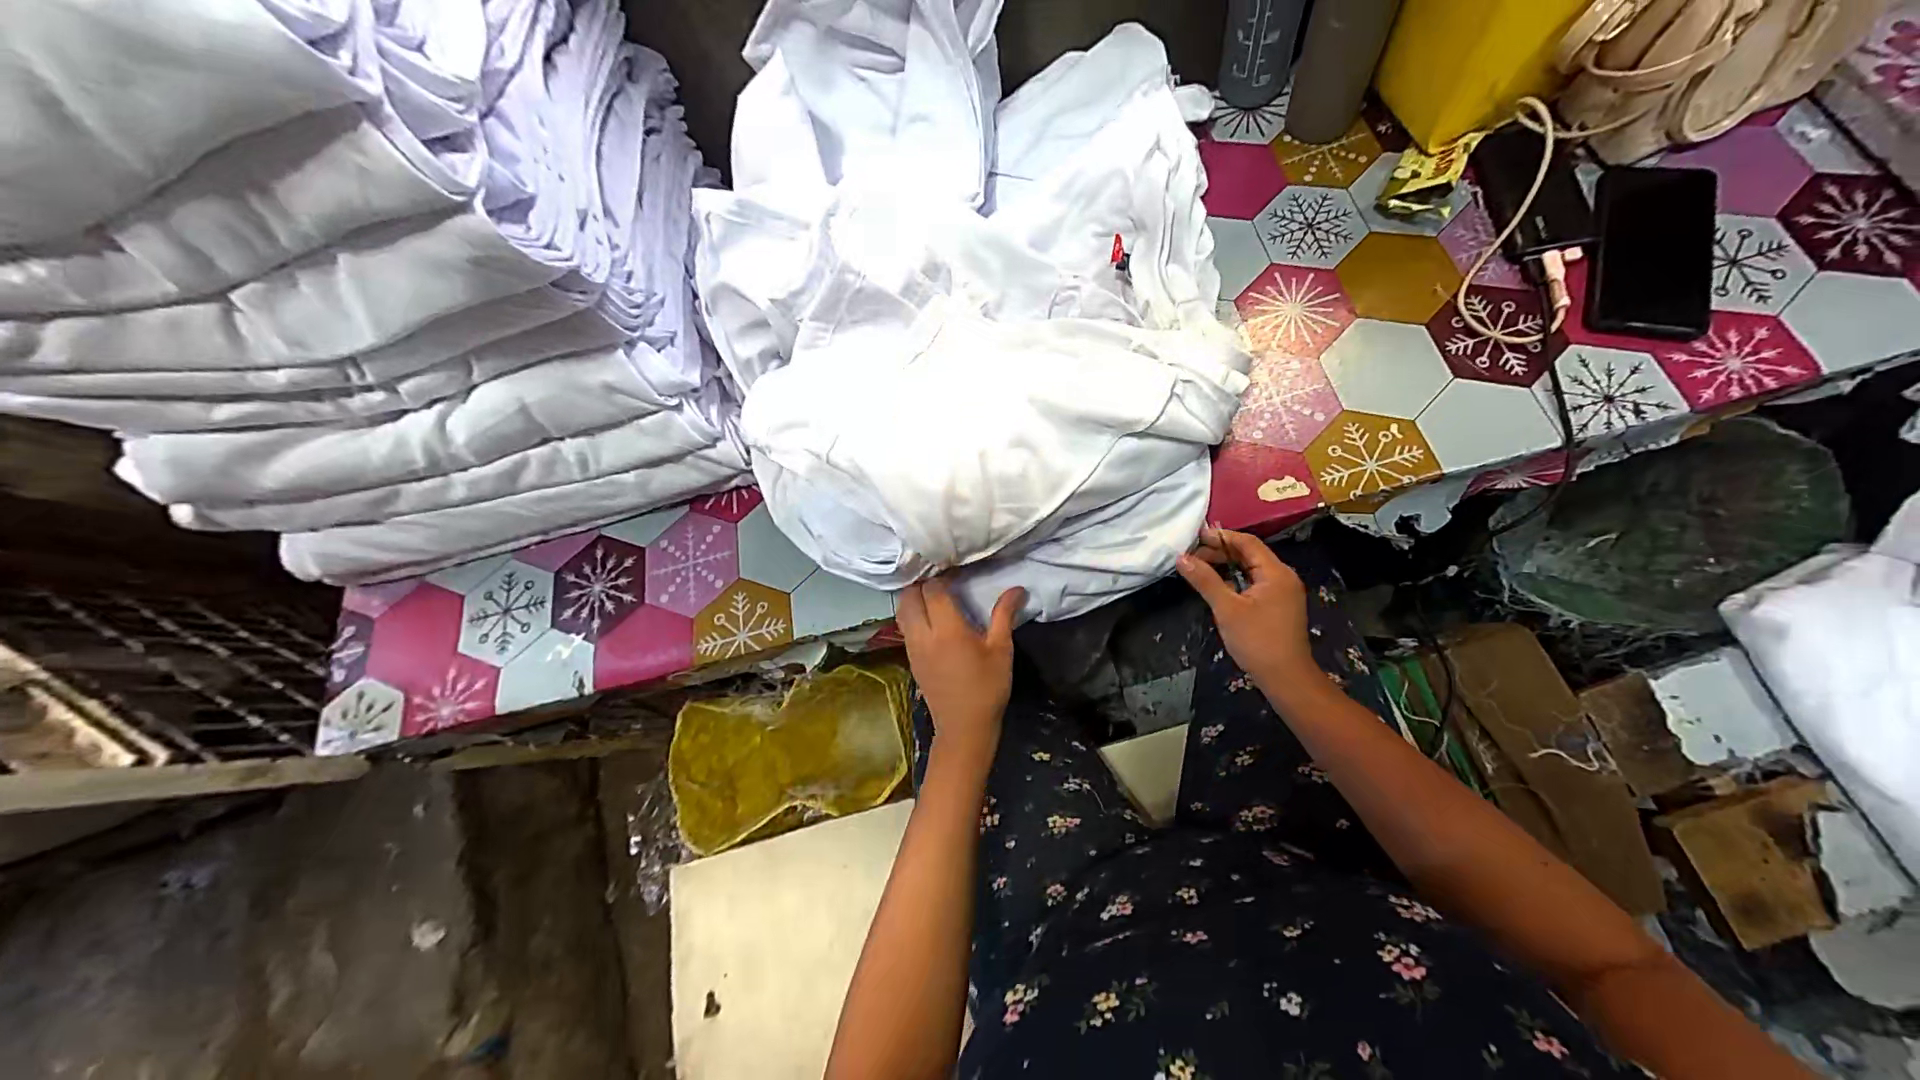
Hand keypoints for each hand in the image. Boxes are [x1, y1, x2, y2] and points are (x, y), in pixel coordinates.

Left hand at [896, 578, 1024, 768]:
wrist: (964, 727)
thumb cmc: (988, 688)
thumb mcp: (1001, 650)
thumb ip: (1004, 615)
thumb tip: (1017, 589)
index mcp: (947, 630)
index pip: (934, 590)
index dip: (944, 576)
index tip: (958, 573)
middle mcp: (924, 635)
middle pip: (910, 595)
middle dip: (924, 583)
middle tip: (944, 582)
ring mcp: (912, 647)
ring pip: (902, 610)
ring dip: (914, 598)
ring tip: (934, 596)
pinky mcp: (910, 658)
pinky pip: (904, 626)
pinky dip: (911, 614)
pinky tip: (929, 617)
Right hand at [1175, 528, 1317, 686]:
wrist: (1285, 677)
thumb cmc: (1257, 641)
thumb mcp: (1226, 609)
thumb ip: (1205, 580)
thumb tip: (1181, 558)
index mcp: (1276, 573)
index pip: (1247, 543)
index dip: (1221, 537)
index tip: (1195, 536)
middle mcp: (1283, 577)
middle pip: (1250, 554)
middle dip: (1221, 552)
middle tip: (1191, 555)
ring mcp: (1282, 592)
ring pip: (1251, 569)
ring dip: (1226, 566)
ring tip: (1199, 567)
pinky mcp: (1278, 605)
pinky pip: (1254, 582)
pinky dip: (1235, 579)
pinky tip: (1217, 585)